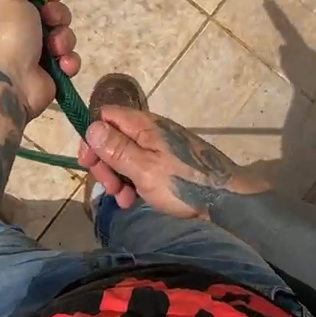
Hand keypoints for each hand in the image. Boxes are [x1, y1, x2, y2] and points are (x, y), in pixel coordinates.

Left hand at [0, 0, 79, 119]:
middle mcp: (19, 29)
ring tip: (55, 49)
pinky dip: (68, 62)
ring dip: (64, 40)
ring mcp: (35, 53)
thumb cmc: (7, 34)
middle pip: (53, 13)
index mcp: (6, 9)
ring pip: (64, 36)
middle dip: (59, 16)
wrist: (10, 82)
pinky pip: (68, 60)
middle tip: (51, 21)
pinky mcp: (49, 73)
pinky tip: (62, 66)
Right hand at [77, 106, 269, 219]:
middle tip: (109, 189)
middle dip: (105, 163)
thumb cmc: (184, 183)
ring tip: (123, 200)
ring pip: (126, 155)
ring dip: (118, 177)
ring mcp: (161, 147)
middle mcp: (151, 131)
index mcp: (145, 125)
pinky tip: (133, 200)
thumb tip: (91, 126)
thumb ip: (117, 149)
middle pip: (113, 138)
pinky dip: (133, 182)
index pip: (106, 116)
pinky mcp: (168, 163)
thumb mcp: (144, 169)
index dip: (91, 137)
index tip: (88, 163)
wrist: (227, 200)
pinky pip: (141, 167)